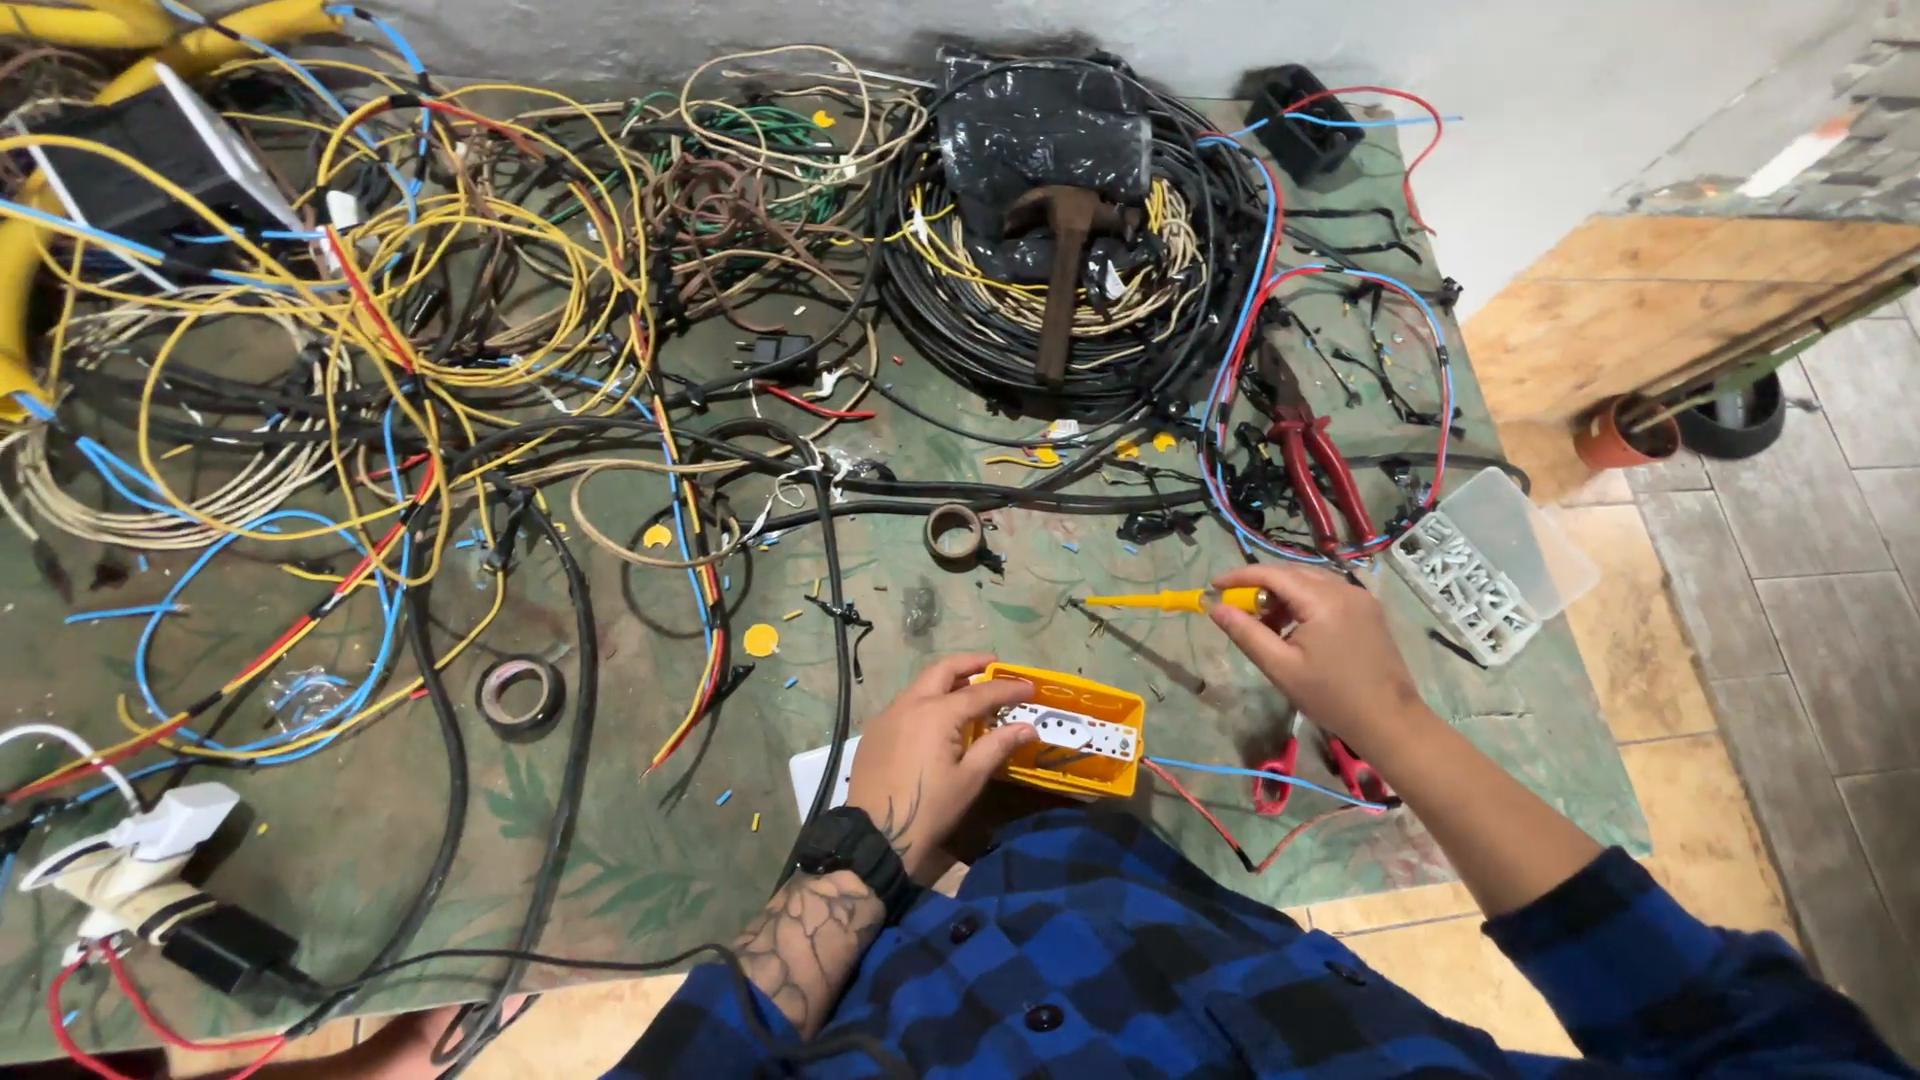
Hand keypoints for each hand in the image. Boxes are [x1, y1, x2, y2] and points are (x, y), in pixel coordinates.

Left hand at [845, 653, 1035, 877]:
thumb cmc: (930, 808)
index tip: (1029, 686)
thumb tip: (1028, 727)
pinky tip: (937, 717)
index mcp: (937, 713)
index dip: (1007, 688)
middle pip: (943, 670)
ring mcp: (887, 715)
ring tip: (968, 688)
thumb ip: (997, 745)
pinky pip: (905, 703)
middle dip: (970, 663)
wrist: (876, 835)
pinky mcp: (875, 730)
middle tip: (993, 664)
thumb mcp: (969, 778)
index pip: (980, 692)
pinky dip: (926, 699)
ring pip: (920, 684)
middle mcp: (909, 703)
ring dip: (946, 680)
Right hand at [1207, 563, 1431, 744]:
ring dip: (1281, 593)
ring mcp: (1360, 598)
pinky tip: (1293, 627)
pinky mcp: (1368, 610)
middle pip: (1291, 573)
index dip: (1240, 576)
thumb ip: (1246, 633)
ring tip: (1264, 623)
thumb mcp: (1280, 667)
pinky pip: (1327, 592)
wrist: (1389, 719)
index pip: (1272, 574)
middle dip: (1259, 585)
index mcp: (1323, 601)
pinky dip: (1303, 601)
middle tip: (1236, 607)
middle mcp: (1344, 589)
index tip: (1214, 586)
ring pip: (1310, 581)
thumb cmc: (1330, 696)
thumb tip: (1216, 608)